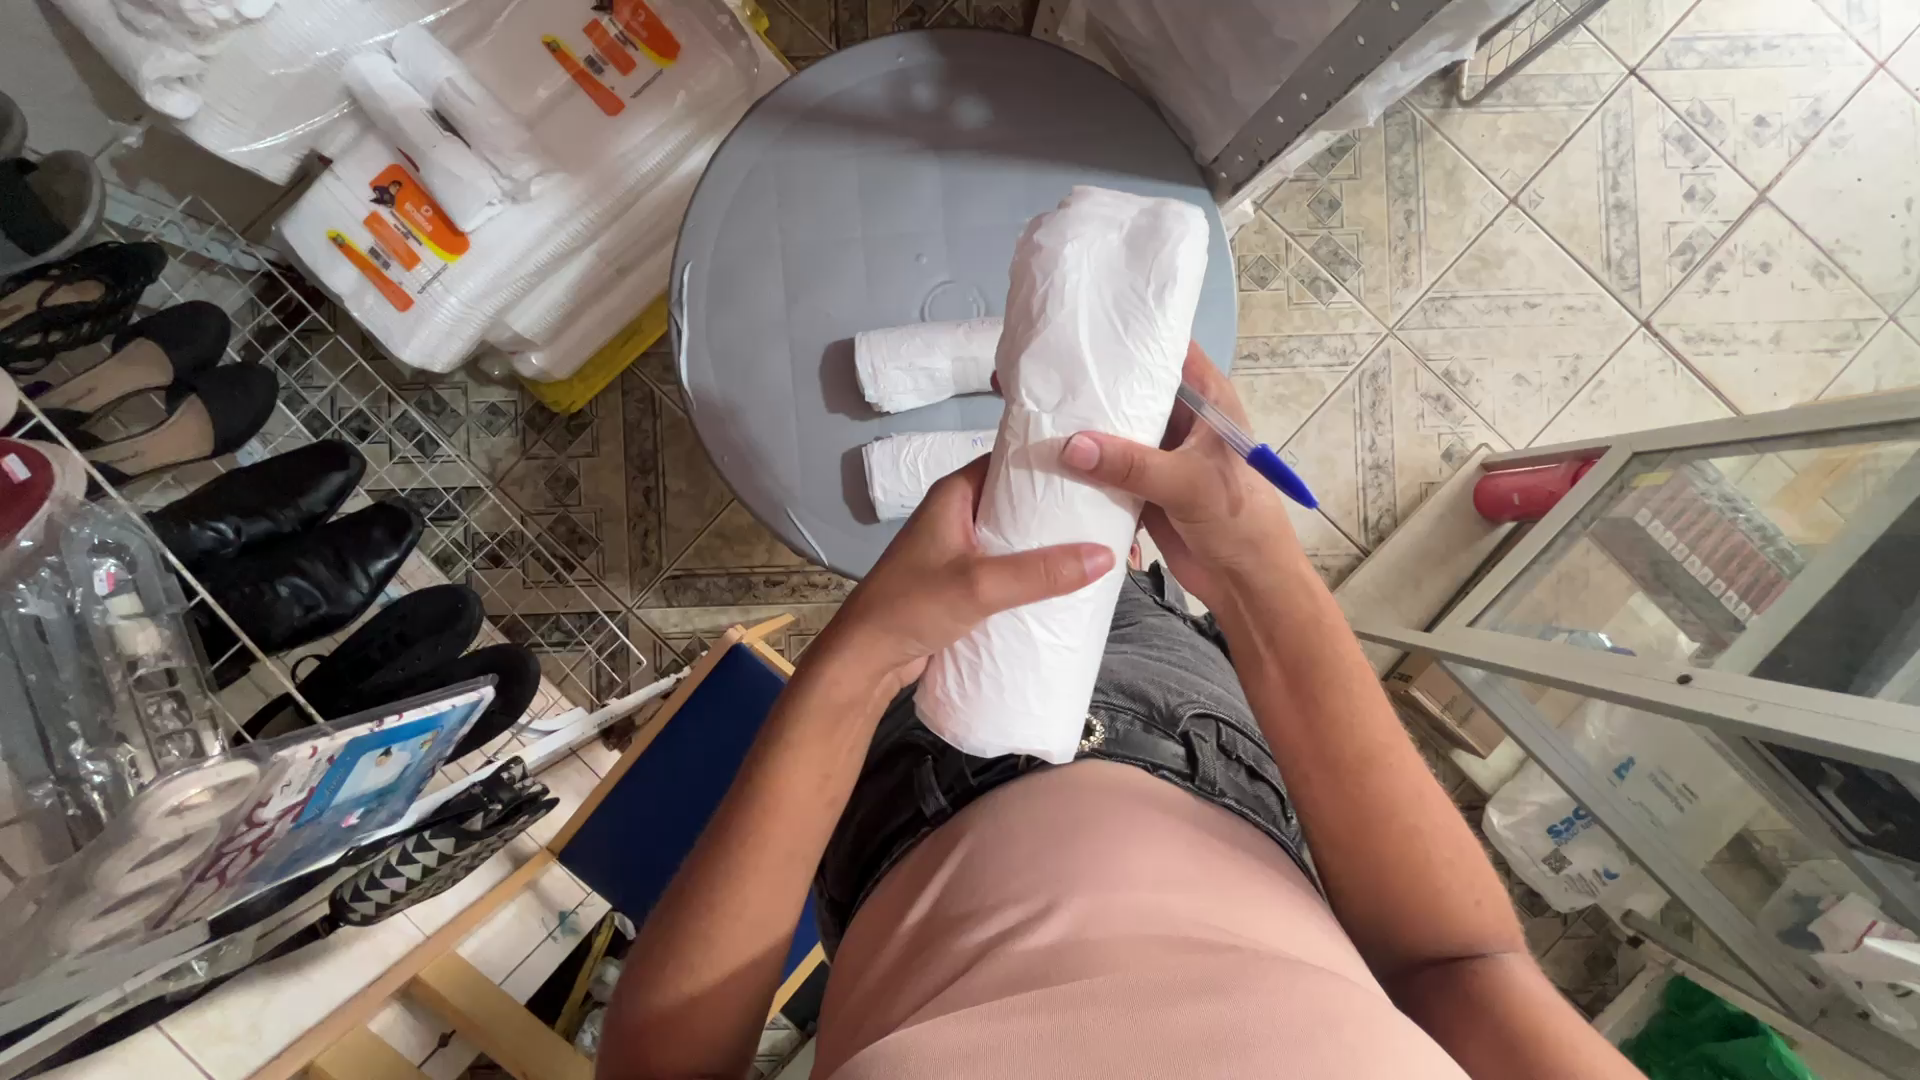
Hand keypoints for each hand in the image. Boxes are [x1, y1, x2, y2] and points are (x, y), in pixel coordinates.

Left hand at [806, 455, 1114, 697]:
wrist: (866, 659)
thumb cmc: (912, 606)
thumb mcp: (979, 585)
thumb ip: (1040, 573)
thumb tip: (1106, 556)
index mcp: (954, 495)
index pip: (1009, 461)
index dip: (1049, 461)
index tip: (1095, 467)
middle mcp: (958, 515)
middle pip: (1017, 502)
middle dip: (1057, 509)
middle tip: (1107, 513)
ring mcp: (960, 551)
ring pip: (1014, 539)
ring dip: (1047, 545)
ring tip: (1097, 546)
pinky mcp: (963, 583)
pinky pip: (1007, 569)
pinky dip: (1032, 574)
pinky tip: (1065, 583)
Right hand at [1059, 341, 1303, 608]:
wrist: (1244, 581)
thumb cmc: (1237, 519)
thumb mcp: (1187, 483)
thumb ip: (1130, 464)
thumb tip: (1070, 446)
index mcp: (1207, 400)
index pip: (1170, 349)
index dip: (1133, 334)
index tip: (1083, 324)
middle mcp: (1180, 420)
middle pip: (1132, 389)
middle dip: (1092, 383)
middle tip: (1041, 371)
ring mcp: (1158, 454)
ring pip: (1114, 430)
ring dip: (1082, 427)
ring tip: (1033, 409)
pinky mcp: (1140, 486)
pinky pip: (1105, 468)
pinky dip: (1082, 466)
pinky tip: (1044, 456)